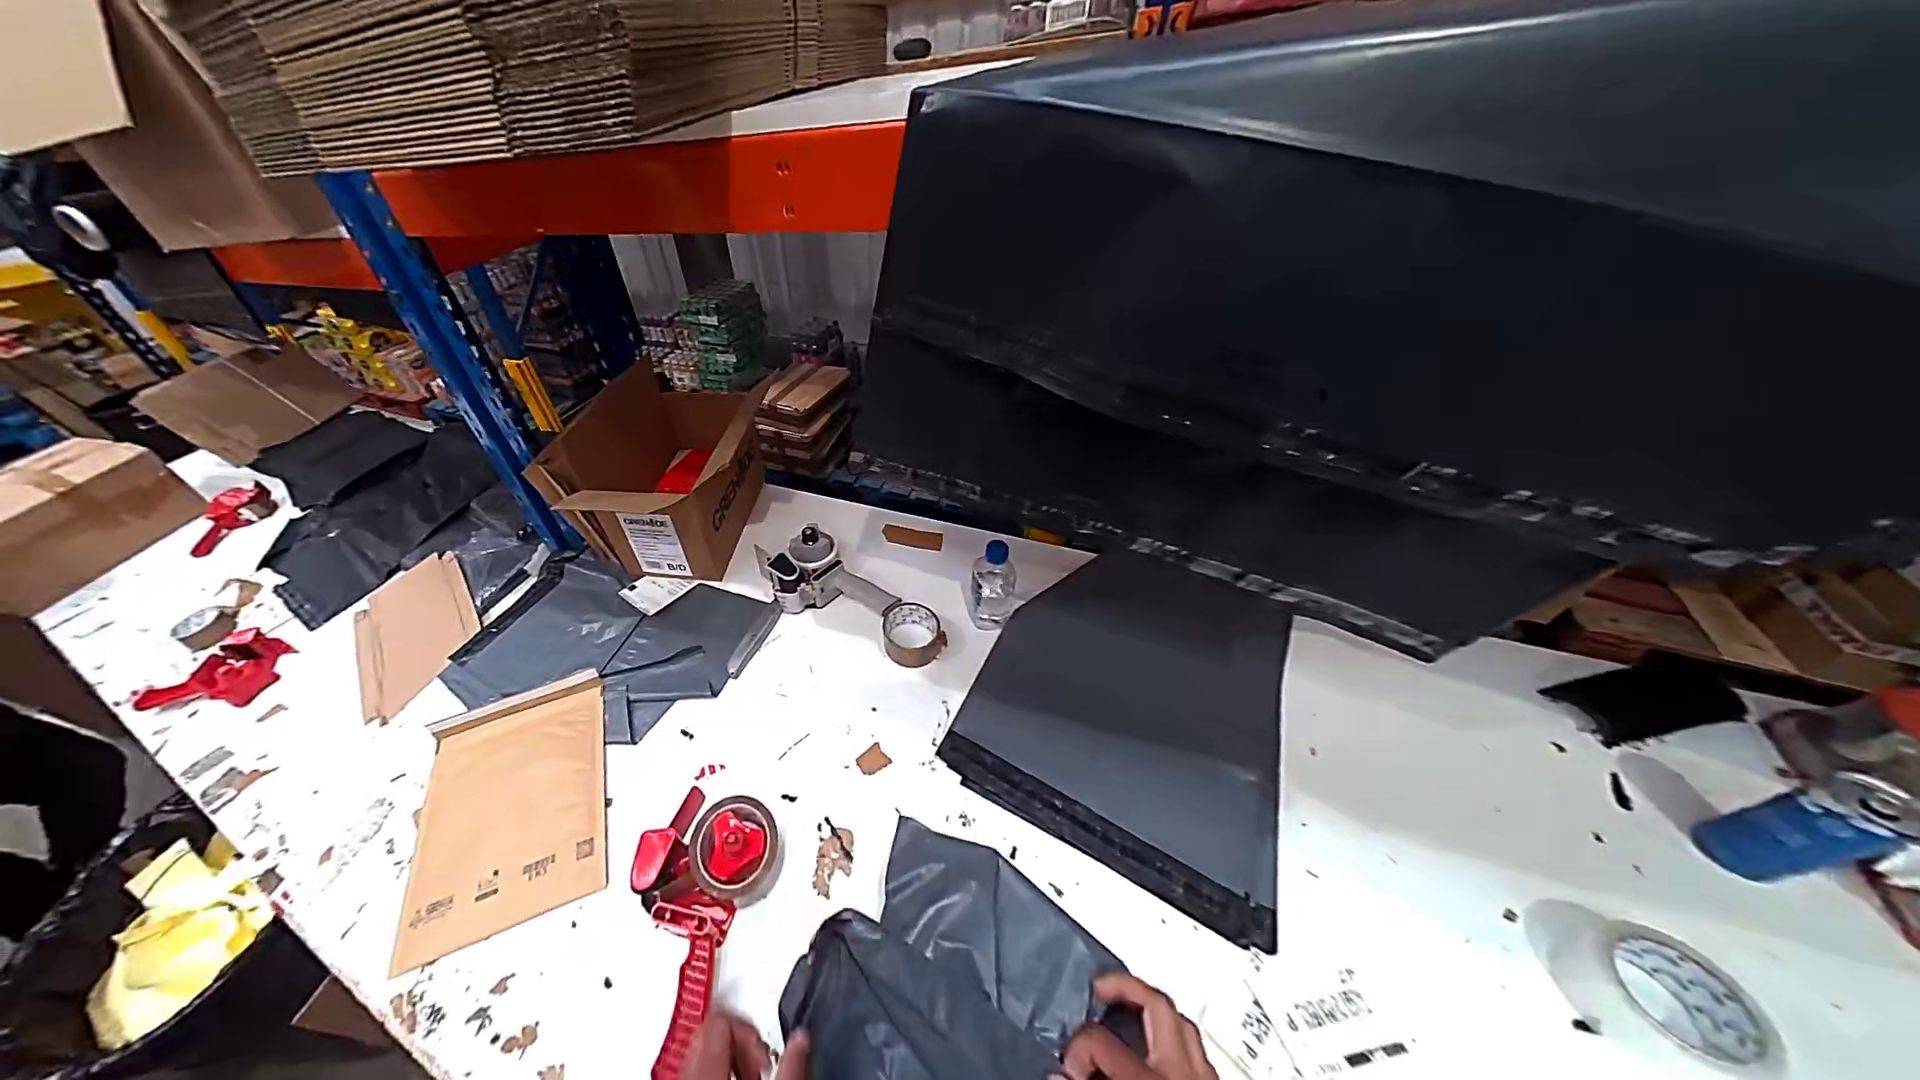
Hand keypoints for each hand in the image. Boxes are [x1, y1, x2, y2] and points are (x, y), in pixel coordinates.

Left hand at [681, 1012, 809, 1079]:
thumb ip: (789, 1068)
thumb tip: (802, 1037)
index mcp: (705, 1072)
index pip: (722, 1020)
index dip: (750, 1027)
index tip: (767, 1052)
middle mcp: (686, 1076)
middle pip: (710, 1033)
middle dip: (743, 1043)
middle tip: (762, 1068)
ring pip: (702, 1056)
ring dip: (732, 1062)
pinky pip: (695, 1074)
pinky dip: (718, 1075)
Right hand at [1061, 973, 1217, 1079]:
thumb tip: (1059, 1075)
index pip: (1101, 1042)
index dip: (1077, 1048)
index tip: (1069, 1064)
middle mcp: (1182, 1074)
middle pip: (1155, 1004)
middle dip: (1124, 986)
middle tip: (1099, 986)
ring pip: (1182, 1021)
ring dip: (1152, 1007)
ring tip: (1128, 1005)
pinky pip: (1196, 1048)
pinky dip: (1175, 1037)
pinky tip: (1158, 1045)